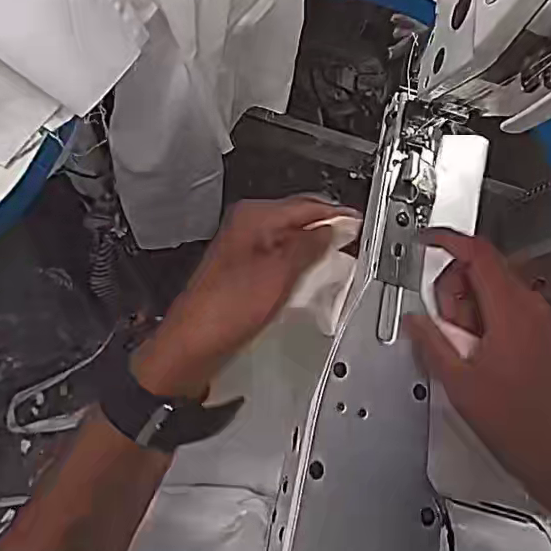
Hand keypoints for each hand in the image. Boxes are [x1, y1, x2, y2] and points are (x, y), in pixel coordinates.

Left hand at [134, 196, 355, 397]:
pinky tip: (310, 277)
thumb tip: (331, 230)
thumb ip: (311, 245)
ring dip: (314, 249)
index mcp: (254, 217)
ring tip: (337, 261)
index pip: (307, 204)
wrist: (192, 345)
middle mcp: (247, 226)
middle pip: (299, 219)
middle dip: (327, 230)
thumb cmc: (223, 310)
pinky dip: (299, 263)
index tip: (357, 224)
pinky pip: (281, 256)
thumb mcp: (281, 273)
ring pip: (291, 238)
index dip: (337, 214)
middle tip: (353, 243)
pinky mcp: (244, 268)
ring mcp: (244, 247)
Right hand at [406, 230, 550, 505]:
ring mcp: (541, 321)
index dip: (448, 241)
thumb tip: (417, 320)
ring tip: (462, 350)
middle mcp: (531, 307)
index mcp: (510, 309)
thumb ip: (432, 341)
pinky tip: (479, 357)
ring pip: (495, 290)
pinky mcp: (544, 336)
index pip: (477, 253)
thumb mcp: (460, 383)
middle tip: (443, 323)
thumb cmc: (522, 426)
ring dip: (470, 307)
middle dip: (455, 287)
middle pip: (484, 270)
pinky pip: (508, 310)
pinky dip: (487, 321)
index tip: (429, 241)